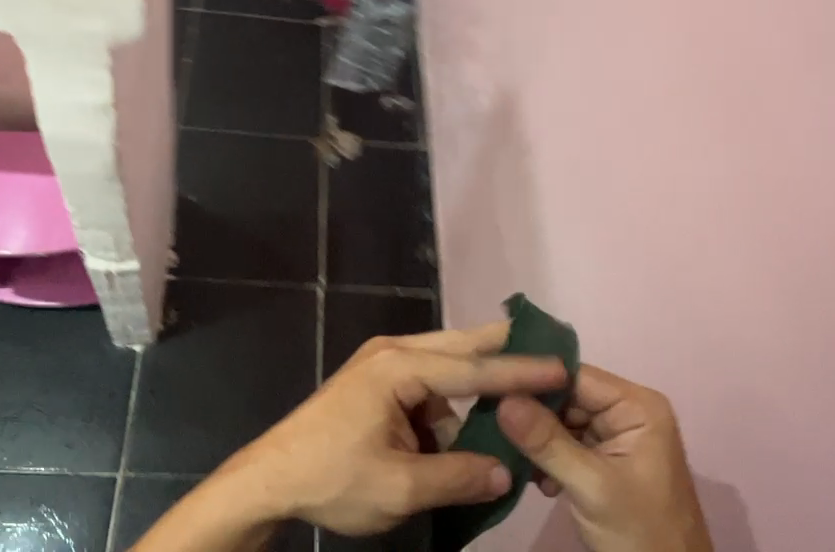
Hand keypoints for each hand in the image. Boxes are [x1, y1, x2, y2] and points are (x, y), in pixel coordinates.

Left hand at [216, 322, 568, 535]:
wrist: (271, 478)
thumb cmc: (332, 477)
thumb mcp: (401, 487)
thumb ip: (458, 477)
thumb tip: (506, 471)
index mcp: (399, 367)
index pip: (473, 368)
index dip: (520, 372)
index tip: (563, 366)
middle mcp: (394, 352)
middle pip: (461, 347)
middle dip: (504, 352)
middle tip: (551, 350)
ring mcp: (383, 365)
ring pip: (446, 367)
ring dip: (478, 385)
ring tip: (521, 395)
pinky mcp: (378, 384)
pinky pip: (428, 387)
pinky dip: (452, 404)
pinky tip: (473, 426)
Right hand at [498, 365, 712, 551]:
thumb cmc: (642, 538)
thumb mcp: (591, 488)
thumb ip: (546, 441)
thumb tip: (502, 398)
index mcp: (637, 406)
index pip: (573, 375)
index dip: (533, 380)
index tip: (490, 390)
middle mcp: (628, 411)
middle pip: (565, 396)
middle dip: (532, 415)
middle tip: (493, 428)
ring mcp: (617, 437)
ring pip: (561, 420)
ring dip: (537, 440)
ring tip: (513, 460)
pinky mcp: (606, 461)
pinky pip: (567, 443)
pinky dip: (547, 458)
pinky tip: (535, 480)